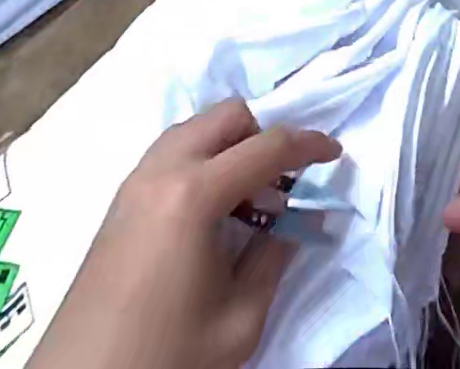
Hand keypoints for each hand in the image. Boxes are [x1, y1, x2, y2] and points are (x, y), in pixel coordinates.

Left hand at [27, 98, 341, 368]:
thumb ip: (274, 257)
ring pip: (198, 127)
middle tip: (287, 179)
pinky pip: (174, 149)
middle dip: (266, 134)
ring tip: (253, 199)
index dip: (308, 145)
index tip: (335, 152)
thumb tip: (296, 220)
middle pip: (228, 115)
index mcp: (194, 192)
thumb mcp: (239, 320)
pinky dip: (204, 157)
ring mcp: (137, 176)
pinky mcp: (123, 193)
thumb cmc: (167, 356)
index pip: (266, 146)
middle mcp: (163, 167)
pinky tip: (215, 208)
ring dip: (233, 145)